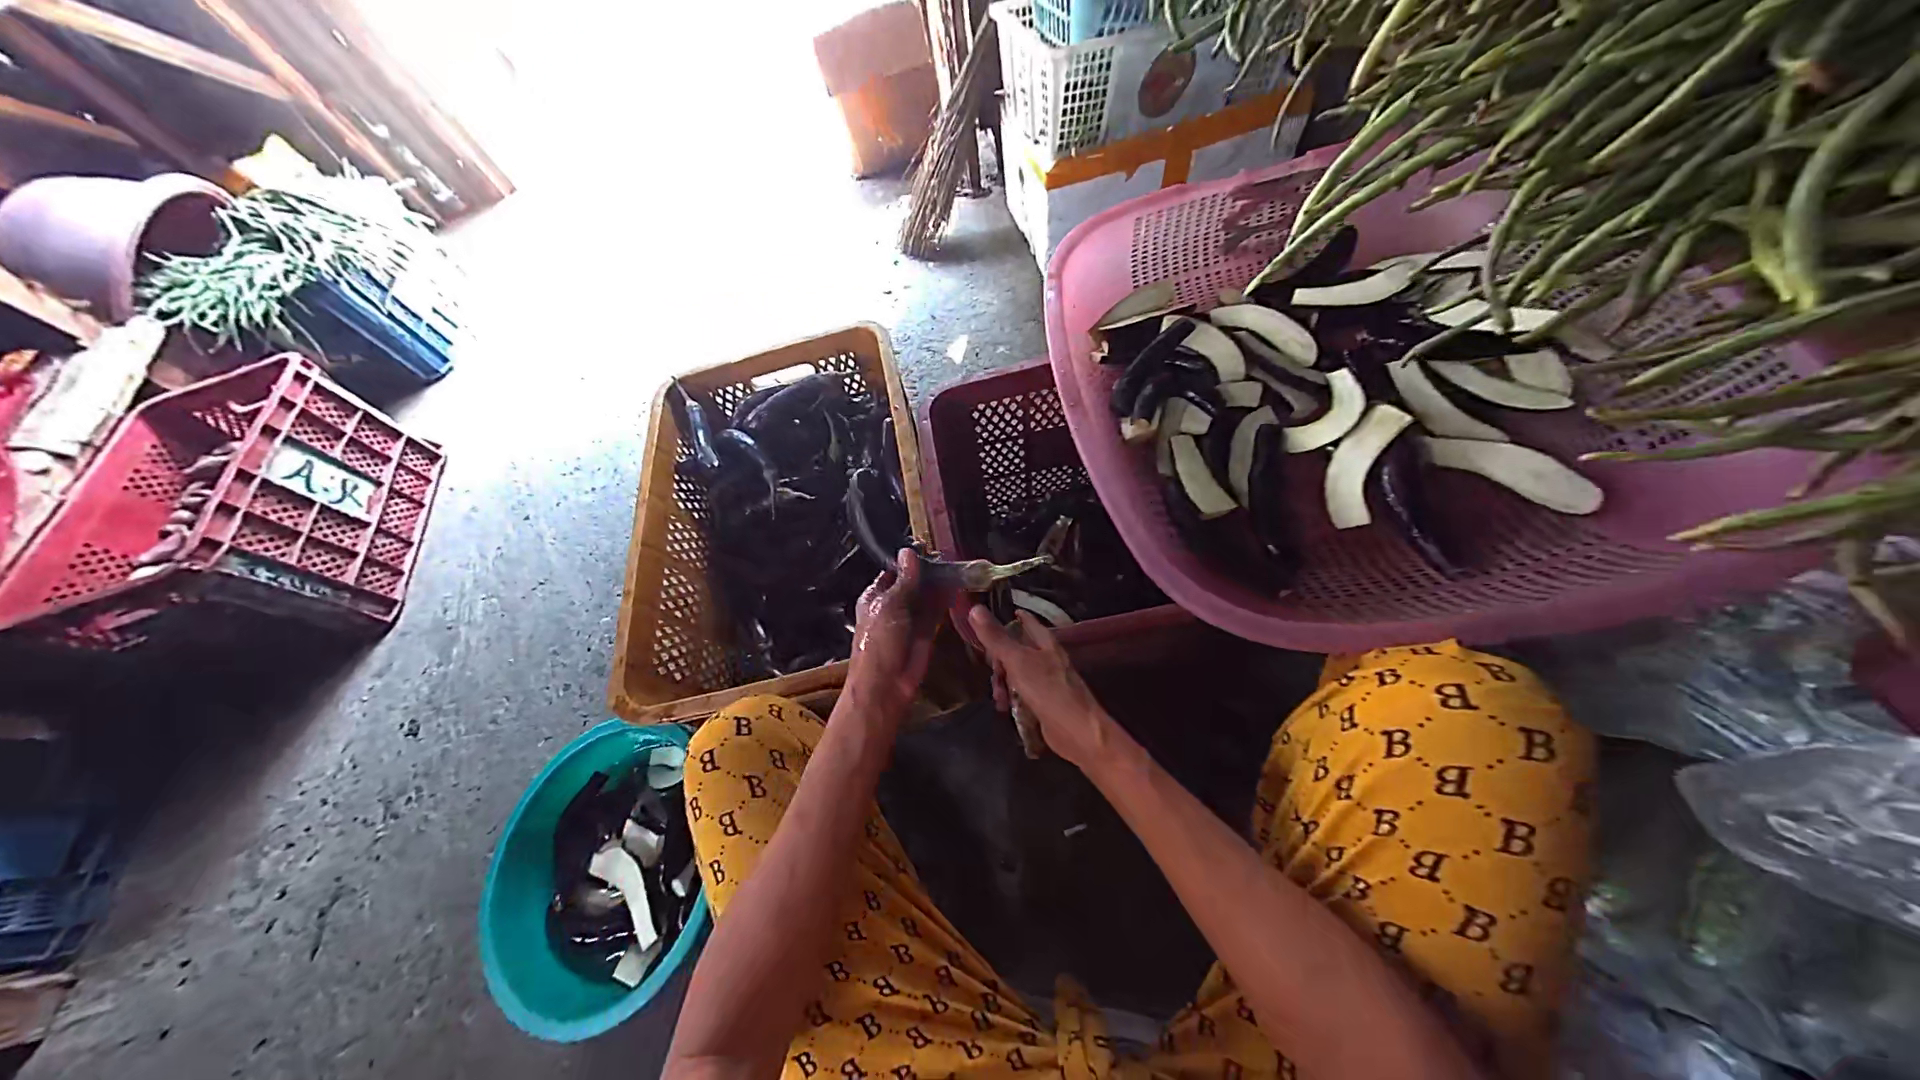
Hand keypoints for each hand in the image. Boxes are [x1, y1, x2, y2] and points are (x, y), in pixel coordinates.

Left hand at [844, 550, 946, 727]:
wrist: (885, 685)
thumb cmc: (879, 643)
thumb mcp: (890, 606)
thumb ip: (904, 580)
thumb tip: (908, 552)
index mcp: (875, 597)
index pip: (894, 572)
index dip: (909, 561)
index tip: (929, 546)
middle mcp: (893, 606)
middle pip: (913, 583)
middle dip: (929, 572)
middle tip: (950, 556)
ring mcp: (910, 620)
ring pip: (926, 597)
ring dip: (939, 585)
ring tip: (958, 567)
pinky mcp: (925, 633)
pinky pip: (936, 612)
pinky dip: (946, 600)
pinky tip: (958, 587)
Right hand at [966, 606, 1121, 770]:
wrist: (1076, 730)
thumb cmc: (1048, 690)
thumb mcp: (1017, 661)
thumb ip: (996, 637)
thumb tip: (975, 608)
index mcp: (1045, 642)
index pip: (1025, 621)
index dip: (1007, 619)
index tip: (986, 624)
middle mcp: (1047, 658)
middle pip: (1017, 650)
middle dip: (999, 659)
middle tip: (990, 668)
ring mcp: (1047, 681)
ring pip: (1017, 673)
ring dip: (1003, 682)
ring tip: (998, 696)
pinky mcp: (1044, 702)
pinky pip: (1022, 694)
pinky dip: (1011, 698)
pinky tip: (1005, 707)